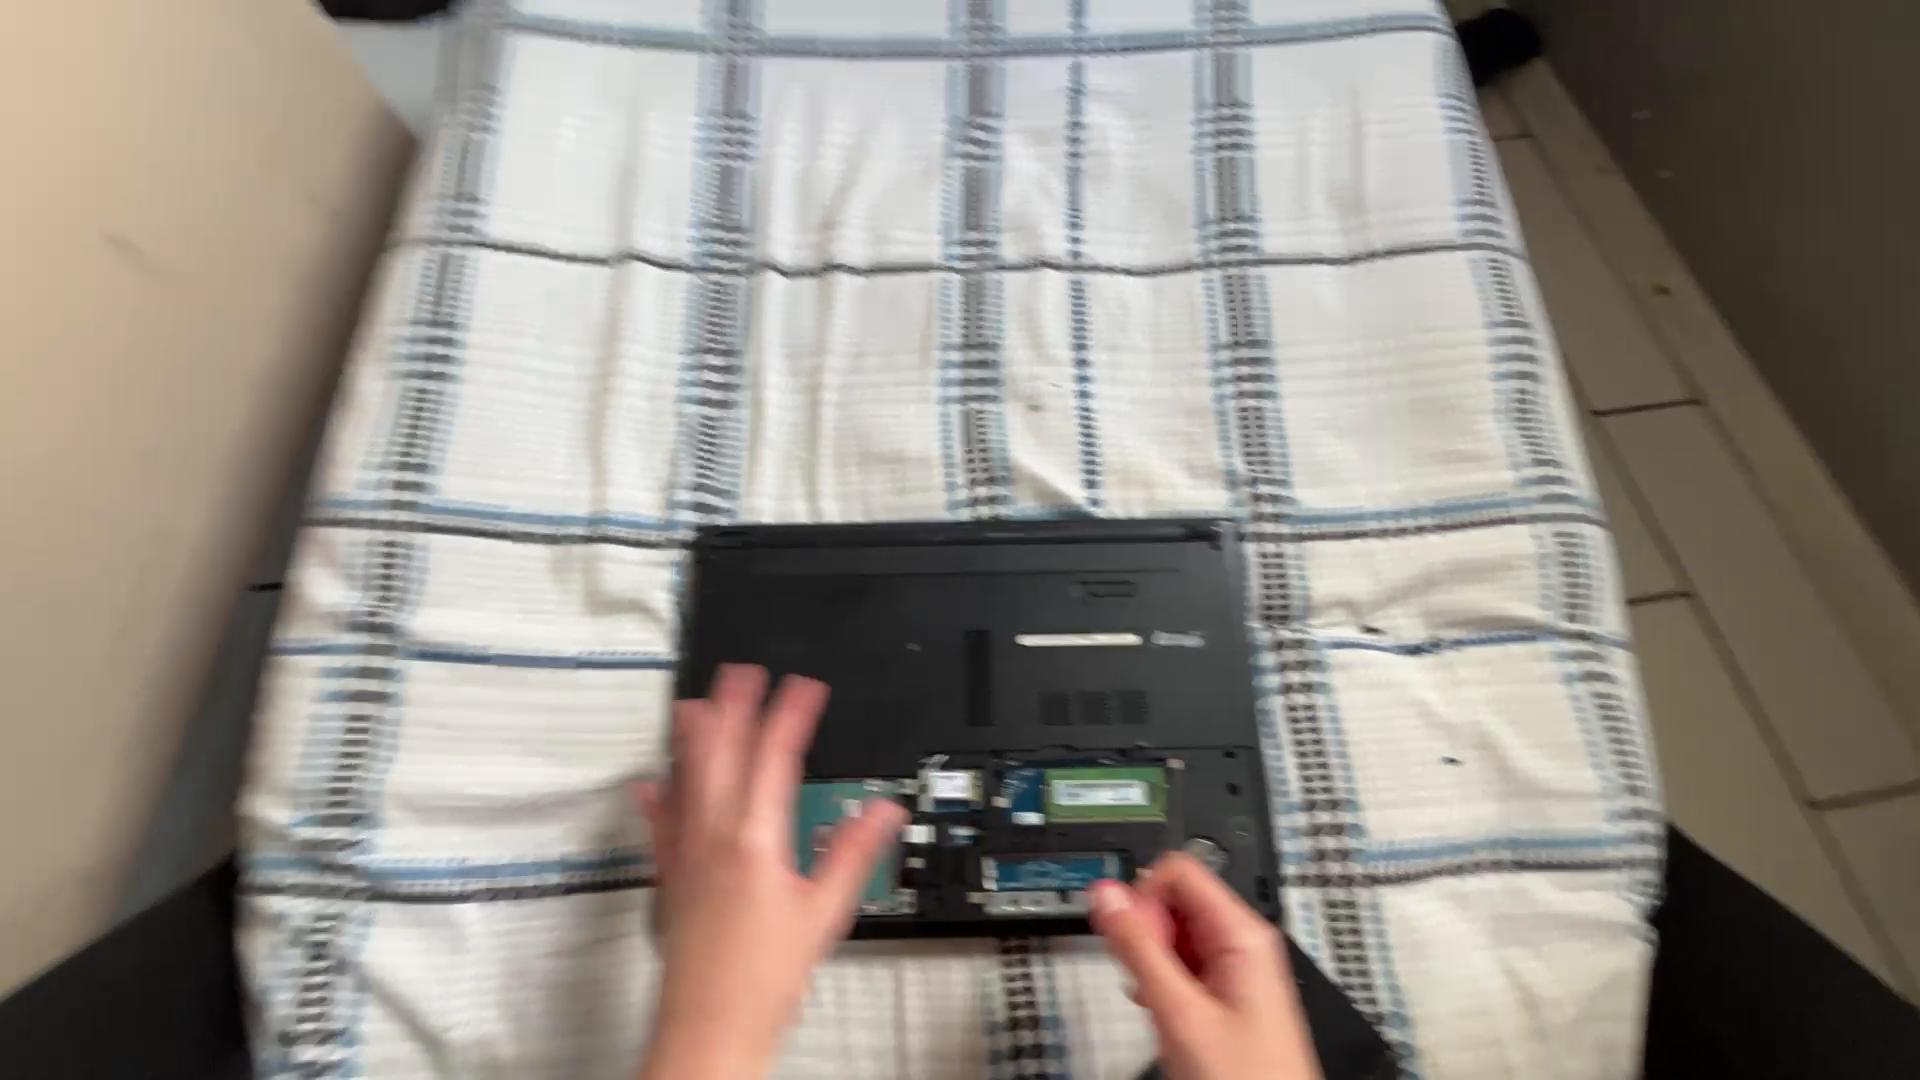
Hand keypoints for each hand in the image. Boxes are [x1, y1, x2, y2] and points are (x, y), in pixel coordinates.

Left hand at [633, 665, 907, 1079]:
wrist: (710, 1030)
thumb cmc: (764, 979)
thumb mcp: (825, 913)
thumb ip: (853, 854)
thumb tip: (882, 810)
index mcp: (756, 840)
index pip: (774, 758)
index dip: (789, 715)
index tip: (802, 686)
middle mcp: (715, 838)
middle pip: (722, 755)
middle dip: (733, 708)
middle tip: (741, 672)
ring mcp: (687, 855)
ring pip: (687, 780)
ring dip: (692, 738)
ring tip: (692, 703)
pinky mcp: (670, 877)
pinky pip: (660, 824)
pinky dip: (657, 795)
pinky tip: (649, 781)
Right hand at [1089, 853, 1322, 1079]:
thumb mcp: (1181, 1014)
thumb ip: (1139, 949)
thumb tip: (1106, 894)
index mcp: (1242, 933)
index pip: (1178, 870)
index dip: (1144, 895)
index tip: (1126, 934)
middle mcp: (1241, 941)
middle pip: (1174, 900)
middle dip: (1145, 931)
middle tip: (1138, 974)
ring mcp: (1234, 968)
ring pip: (1174, 932)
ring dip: (1151, 959)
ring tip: (1153, 1001)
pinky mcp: (1224, 992)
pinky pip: (1182, 962)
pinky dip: (1161, 979)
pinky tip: (1161, 1011)